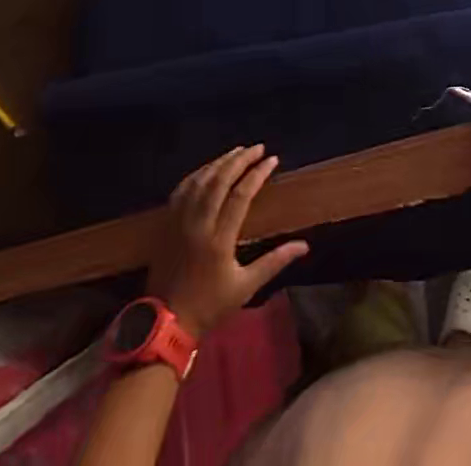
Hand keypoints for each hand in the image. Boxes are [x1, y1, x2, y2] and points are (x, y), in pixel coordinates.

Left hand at [148, 145, 309, 334]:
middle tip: (256, 148)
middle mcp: (197, 224)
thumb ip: (275, 262)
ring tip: (236, 152)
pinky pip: (181, 190)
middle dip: (239, 160)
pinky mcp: (166, 224)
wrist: (166, 321)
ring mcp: (178, 222)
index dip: (257, 174)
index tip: (272, 160)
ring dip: (219, 163)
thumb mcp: (246, 287)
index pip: (240, 195)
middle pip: (219, 181)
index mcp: (219, 240)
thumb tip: (304, 246)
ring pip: (199, 181)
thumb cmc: (210, 305)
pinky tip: (208, 169)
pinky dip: (197, 174)